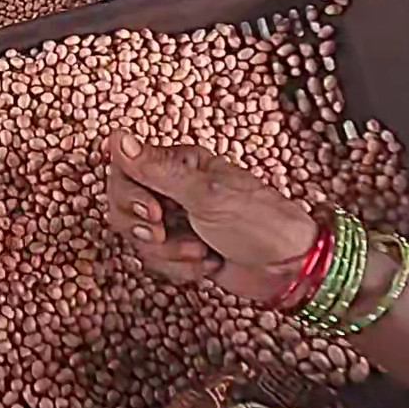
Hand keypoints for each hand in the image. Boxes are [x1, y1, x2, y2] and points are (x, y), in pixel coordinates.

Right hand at [104, 132, 318, 302]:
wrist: (290, 269)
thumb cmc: (260, 222)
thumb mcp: (205, 194)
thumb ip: (156, 169)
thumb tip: (118, 138)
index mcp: (179, 165)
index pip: (125, 169)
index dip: (127, 194)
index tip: (150, 211)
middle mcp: (172, 190)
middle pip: (123, 205)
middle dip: (142, 228)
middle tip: (165, 232)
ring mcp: (176, 221)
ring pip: (138, 238)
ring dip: (167, 252)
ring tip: (199, 250)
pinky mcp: (181, 250)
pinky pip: (155, 261)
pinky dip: (179, 268)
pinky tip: (207, 263)